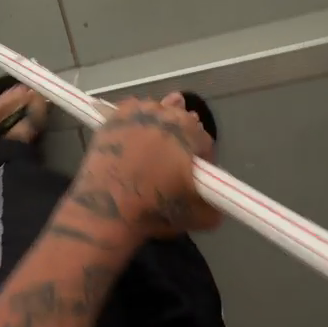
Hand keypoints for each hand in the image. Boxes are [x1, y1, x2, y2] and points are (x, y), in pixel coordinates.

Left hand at [62, 94, 218, 242]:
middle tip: (173, 159)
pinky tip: (134, 132)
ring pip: (156, 111)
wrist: (108, 207)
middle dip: (182, 137)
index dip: (203, 157)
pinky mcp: (114, 116)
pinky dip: (136, 119)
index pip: (205, 140)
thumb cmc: (156, 209)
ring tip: (153, 143)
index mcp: (189, 132)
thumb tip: (219, 195)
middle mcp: (165, 114)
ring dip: (159, 124)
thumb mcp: (201, 216)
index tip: (195, 173)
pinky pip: (132, 110)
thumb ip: (218, 202)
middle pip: (181, 120)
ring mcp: (137, 111)